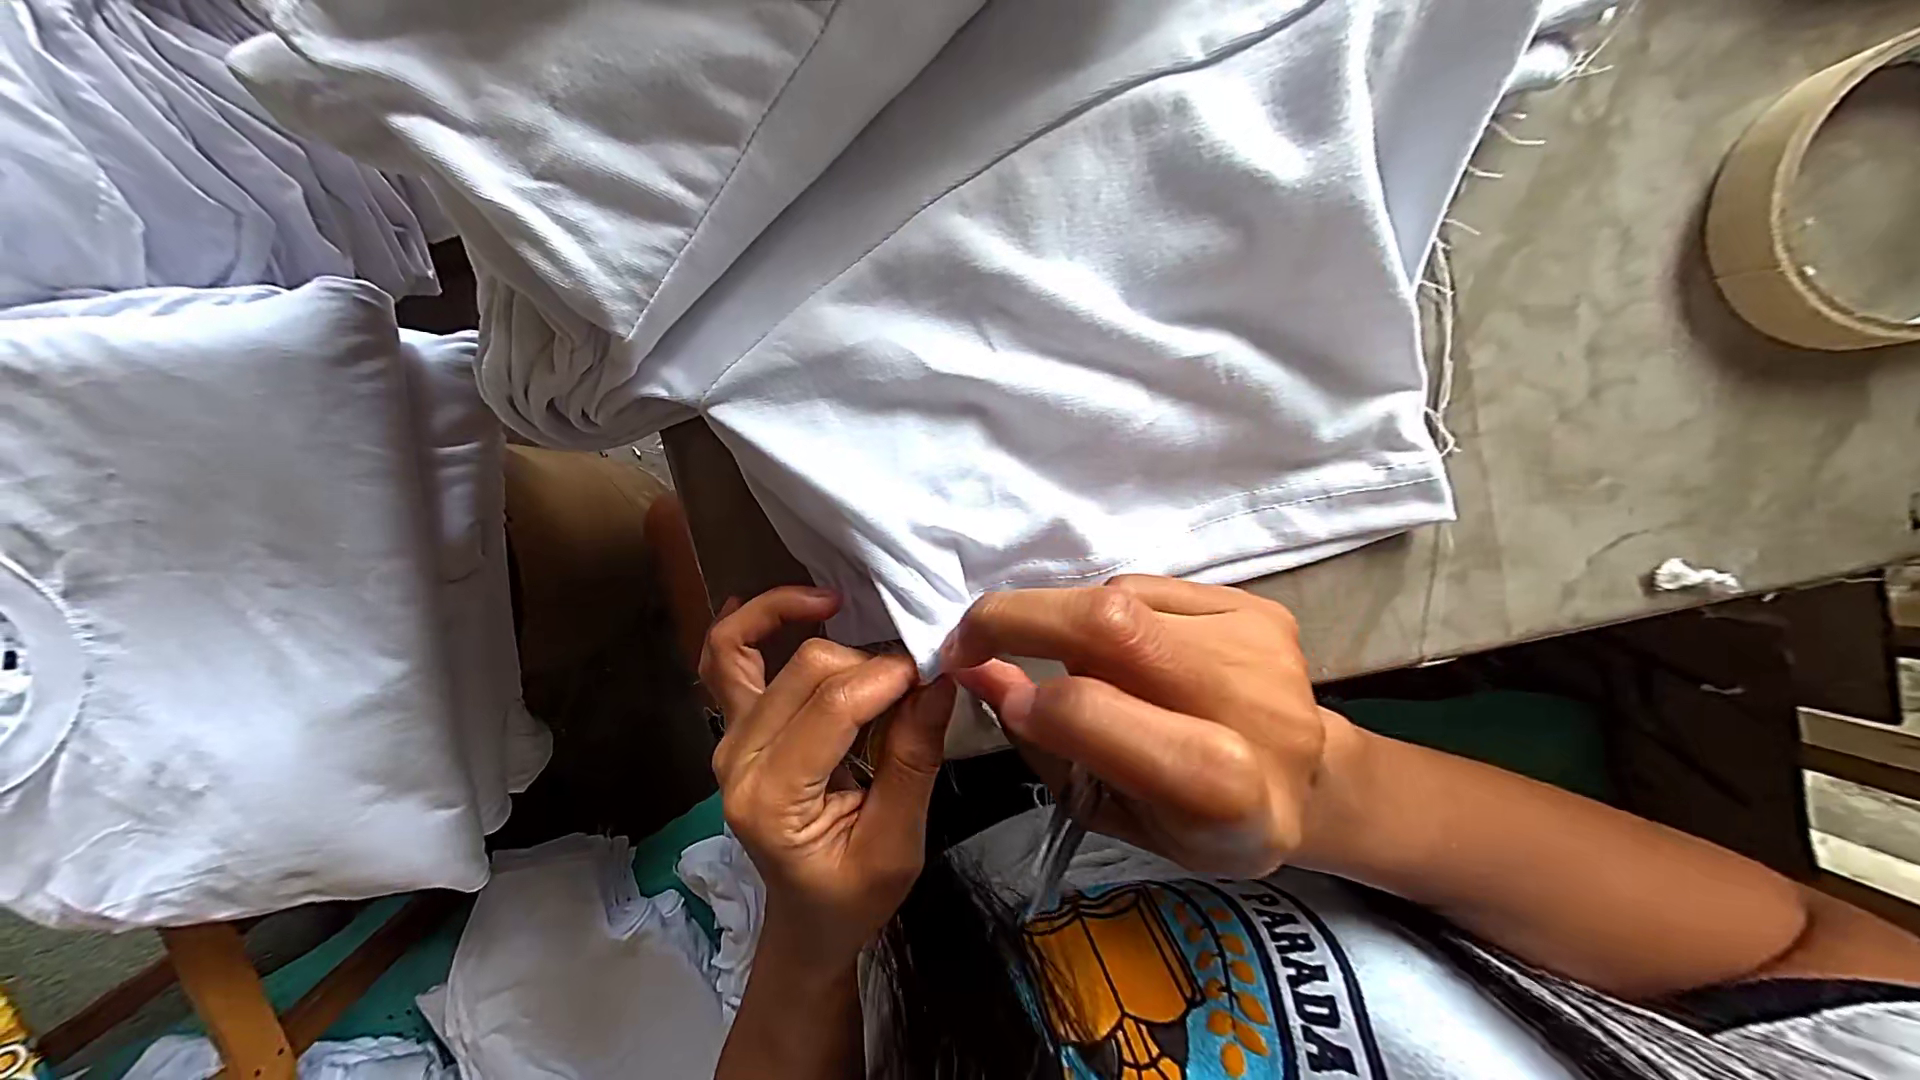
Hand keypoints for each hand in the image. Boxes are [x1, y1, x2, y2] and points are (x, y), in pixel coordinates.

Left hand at [702, 587, 954, 969]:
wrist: (808, 920)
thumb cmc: (853, 894)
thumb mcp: (898, 844)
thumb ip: (913, 758)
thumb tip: (937, 679)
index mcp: (773, 799)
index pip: (835, 705)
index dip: (891, 676)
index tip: (935, 670)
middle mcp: (737, 760)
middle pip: (805, 669)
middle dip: (869, 658)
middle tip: (914, 670)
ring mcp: (727, 740)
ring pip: (753, 650)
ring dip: (794, 616)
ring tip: (841, 601)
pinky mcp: (733, 728)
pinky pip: (724, 661)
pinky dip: (746, 625)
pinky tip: (777, 604)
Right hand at [943, 575, 1341, 877]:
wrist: (1308, 779)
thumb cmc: (1197, 821)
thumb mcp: (1110, 809)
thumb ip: (1041, 745)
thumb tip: (975, 669)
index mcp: (1221, 798)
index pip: (1100, 716)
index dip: (1030, 697)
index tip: (986, 684)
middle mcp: (1253, 712)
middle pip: (1114, 626)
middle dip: (1021, 617)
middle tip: (972, 633)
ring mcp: (1262, 649)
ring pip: (1122, 599)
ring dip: (1069, 621)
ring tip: (1079, 661)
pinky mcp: (1261, 609)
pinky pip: (1151, 588)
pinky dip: (1112, 611)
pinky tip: (1130, 648)